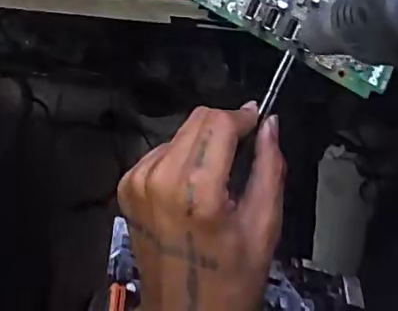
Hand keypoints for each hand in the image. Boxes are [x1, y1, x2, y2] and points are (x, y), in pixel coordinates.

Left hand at [118, 106, 283, 310]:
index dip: (243, 116)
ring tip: (218, 175)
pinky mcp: (128, 185)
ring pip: (181, 131)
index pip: (219, 121)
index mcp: (197, 190)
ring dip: (203, 142)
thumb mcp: (263, 228)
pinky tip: (192, 187)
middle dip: (225, 126)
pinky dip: (182, 158)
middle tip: (244, 149)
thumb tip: (270, 122)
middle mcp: (161, 177)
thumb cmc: (230, 280)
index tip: (258, 120)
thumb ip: (270, 167)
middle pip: (198, 119)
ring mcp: (139, 180)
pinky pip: (163, 150)